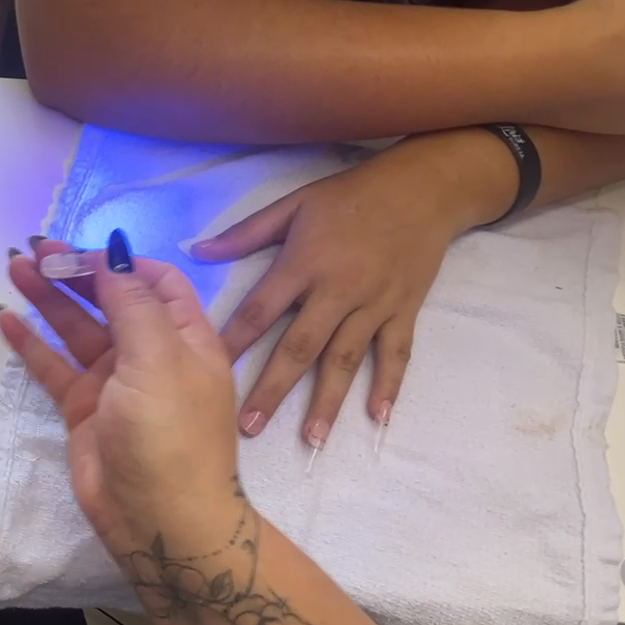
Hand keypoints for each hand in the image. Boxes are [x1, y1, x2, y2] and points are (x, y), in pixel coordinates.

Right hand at [2, 236, 240, 553]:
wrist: (158, 518)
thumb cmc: (169, 433)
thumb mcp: (158, 358)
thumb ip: (132, 302)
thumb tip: (115, 254)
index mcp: (184, 337)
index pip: (154, 282)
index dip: (117, 262)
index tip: (78, 251)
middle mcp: (150, 354)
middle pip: (109, 300)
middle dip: (74, 274)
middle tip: (35, 251)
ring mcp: (114, 383)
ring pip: (77, 329)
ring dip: (48, 300)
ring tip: (16, 269)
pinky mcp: (84, 410)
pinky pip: (54, 367)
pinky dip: (32, 344)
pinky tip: (8, 320)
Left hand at [192, 132, 505, 445]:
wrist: (428, 186)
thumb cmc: (349, 197)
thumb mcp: (293, 205)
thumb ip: (245, 233)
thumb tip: (196, 250)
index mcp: (303, 264)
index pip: (260, 311)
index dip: (235, 343)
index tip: (208, 374)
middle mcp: (337, 290)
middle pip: (299, 347)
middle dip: (273, 389)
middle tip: (249, 427)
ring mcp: (374, 304)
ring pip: (345, 359)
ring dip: (327, 401)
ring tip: (310, 439)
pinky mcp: (405, 310)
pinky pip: (397, 353)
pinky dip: (389, 385)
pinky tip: (378, 418)